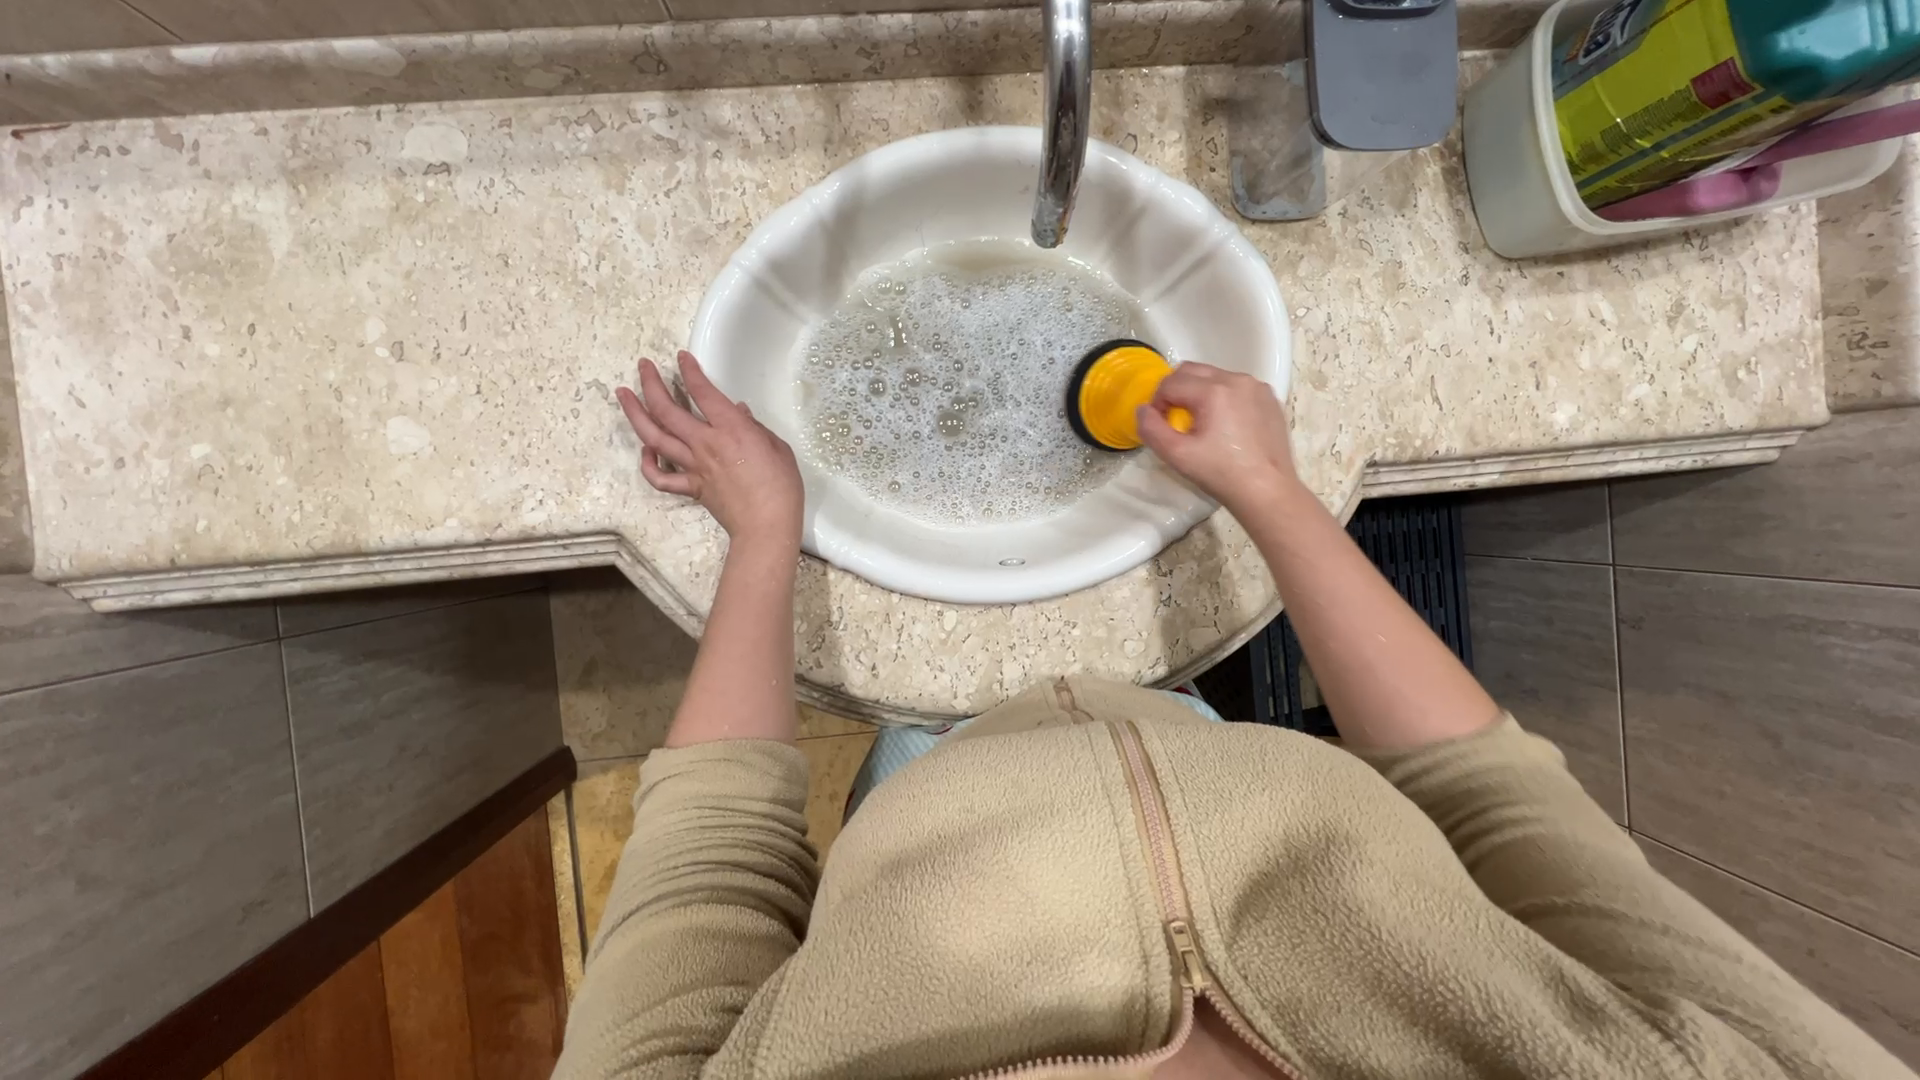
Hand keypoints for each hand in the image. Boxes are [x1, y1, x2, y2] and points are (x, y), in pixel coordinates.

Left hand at [616, 351, 803, 547]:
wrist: (766, 525)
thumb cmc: (781, 486)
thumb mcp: (777, 447)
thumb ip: (754, 427)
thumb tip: (738, 413)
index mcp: (730, 429)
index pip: (703, 392)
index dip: (690, 371)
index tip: (681, 358)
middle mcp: (705, 443)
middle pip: (667, 409)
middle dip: (651, 383)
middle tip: (643, 367)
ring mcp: (693, 466)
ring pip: (654, 436)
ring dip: (635, 413)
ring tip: (624, 394)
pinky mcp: (690, 488)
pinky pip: (660, 476)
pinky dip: (647, 463)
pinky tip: (646, 449)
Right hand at [1136, 362, 1302, 514]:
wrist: (1267, 491)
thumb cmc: (1221, 474)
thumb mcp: (1177, 455)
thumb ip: (1151, 429)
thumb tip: (1142, 410)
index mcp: (1214, 391)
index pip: (1170, 383)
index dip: (1157, 402)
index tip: (1161, 425)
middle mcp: (1237, 380)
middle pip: (1192, 371)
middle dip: (1176, 391)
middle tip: (1176, 421)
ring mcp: (1257, 388)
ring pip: (1215, 377)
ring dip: (1199, 394)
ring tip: (1202, 425)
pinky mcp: (1270, 399)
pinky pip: (1237, 388)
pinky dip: (1223, 399)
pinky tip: (1226, 428)